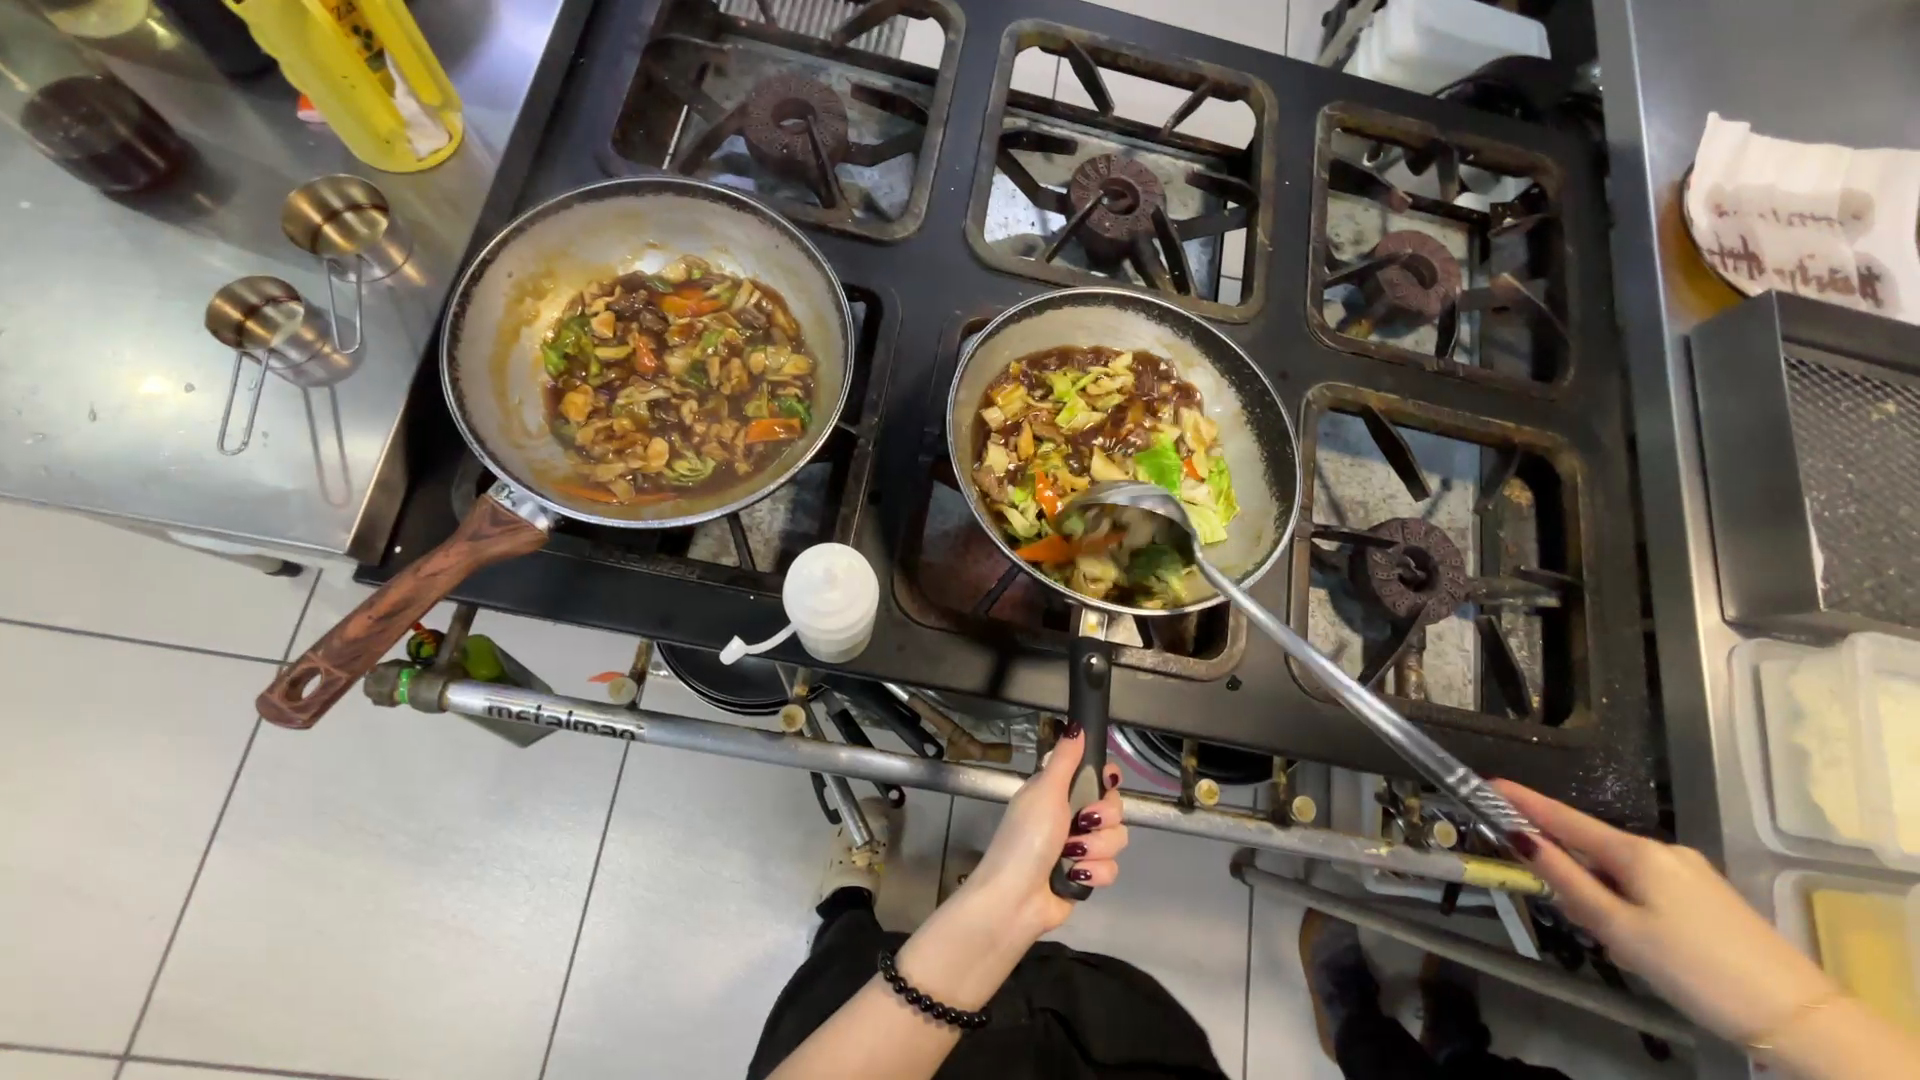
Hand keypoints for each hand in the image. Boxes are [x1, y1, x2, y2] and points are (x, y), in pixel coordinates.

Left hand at [958, 725, 1127, 941]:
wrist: (1015, 899)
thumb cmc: (1026, 839)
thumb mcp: (1044, 791)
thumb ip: (1065, 760)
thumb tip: (1076, 726)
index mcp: (1055, 793)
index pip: (1096, 777)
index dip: (1107, 779)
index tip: (1107, 780)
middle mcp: (1069, 817)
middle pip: (1114, 808)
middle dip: (1102, 818)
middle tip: (1081, 823)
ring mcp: (1079, 849)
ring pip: (1116, 840)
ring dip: (1094, 848)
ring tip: (1070, 855)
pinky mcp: (1085, 878)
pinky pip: (1111, 869)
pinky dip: (1093, 873)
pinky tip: (1074, 877)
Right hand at [1494, 780, 1836, 1041]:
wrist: (1799, 1016)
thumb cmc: (1693, 968)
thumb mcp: (1617, 928)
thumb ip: (1566, 880)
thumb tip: (1519, 838)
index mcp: (1636, 853)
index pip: (1564, 819)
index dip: (1524, 803)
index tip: (1488, 783)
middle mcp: (1662, 850)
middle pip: (1592, 847)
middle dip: (1568, 870)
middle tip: (1571, 916)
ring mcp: (1690, 871)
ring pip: (1619, 871)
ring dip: (1600, 893)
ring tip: (1615, 943)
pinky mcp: (1708, 895)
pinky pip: (1646, 885)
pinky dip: (1626, 902)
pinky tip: (1643, 941)